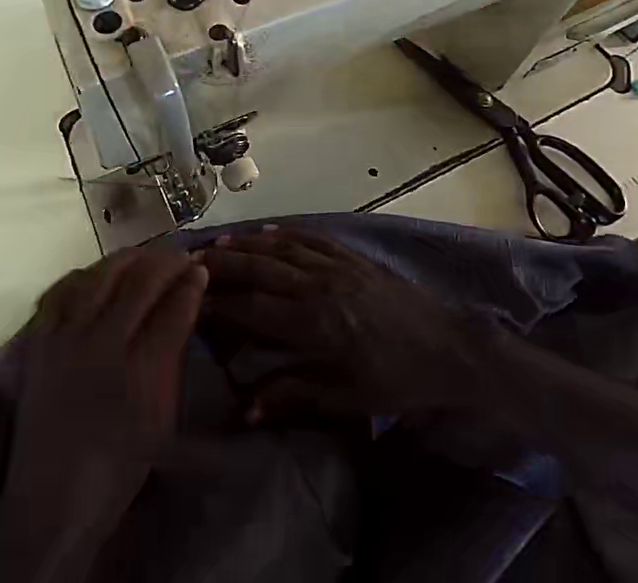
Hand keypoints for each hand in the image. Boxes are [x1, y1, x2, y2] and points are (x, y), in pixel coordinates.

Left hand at [11, 245, 208, 462]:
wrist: (55, 496)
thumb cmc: (122, 460)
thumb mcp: (164, 410)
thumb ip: (173, 352)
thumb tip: (187, 304)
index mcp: (140, 368)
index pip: (174, 305)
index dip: (192, 281)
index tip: (202, 269)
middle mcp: (101, 343)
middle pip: (139, 281)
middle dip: (166, 261)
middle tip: (181, 257)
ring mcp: (65, 339)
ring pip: (100, 275)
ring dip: (128, 259)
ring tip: (145, 258)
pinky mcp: (38, 343)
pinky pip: (61, 291)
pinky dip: (85, 275)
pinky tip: (99, 275)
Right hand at [198, 226, 494, 419]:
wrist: (450, 347)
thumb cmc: (398, 380)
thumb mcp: (348, 398)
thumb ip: (294, 395)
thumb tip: (243, 406)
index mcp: (316, 325)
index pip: (253, 308)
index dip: (217, 304)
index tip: (187, 302)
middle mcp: (322, 286)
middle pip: (262, 269)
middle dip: (223, 265)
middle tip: (190, 261)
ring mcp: (340, 267)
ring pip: (284, 248)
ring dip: (249, 244)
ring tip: (219, 243)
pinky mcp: (355, 258)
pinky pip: (314, 239)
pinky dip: (287, 233)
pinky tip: (268, 232)